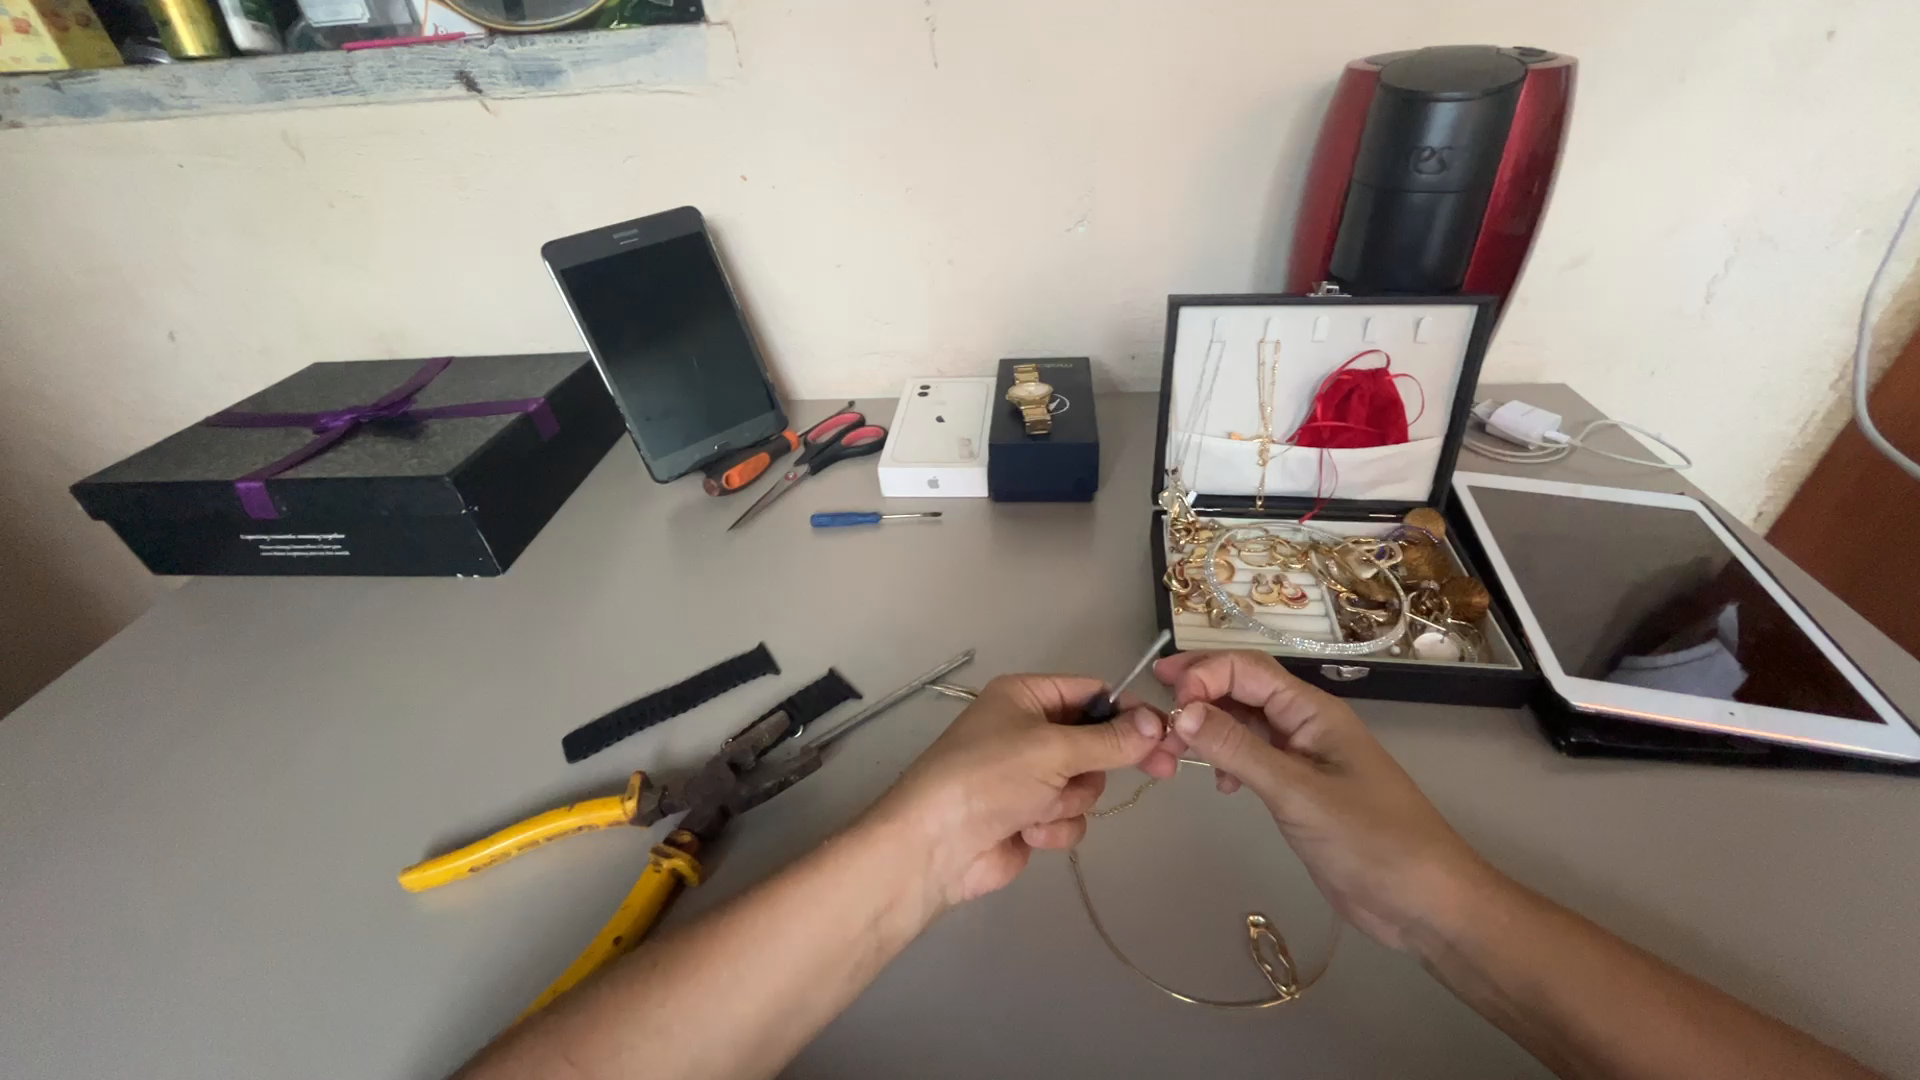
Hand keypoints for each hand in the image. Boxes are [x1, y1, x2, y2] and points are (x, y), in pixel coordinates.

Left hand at [867, 674, 1164, 907]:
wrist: (935, 845)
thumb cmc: (988, 777)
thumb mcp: (1052, 749)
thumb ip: (1110, 739)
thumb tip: (1157, 723)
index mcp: (1025, 696)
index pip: (1091, 693)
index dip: (1129, 713)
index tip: (1168, 733)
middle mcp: (1028, 730)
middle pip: (1095, 740)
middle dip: (1104, 762)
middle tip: (1161, 770)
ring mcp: (1028, 775)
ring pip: (1085, 782)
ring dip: (1068, 799)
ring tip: (1036, 805)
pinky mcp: (1029, 815)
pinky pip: (1068, 815)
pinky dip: (1054, 825)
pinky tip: (1027, 830)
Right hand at [1144, 650, 1495, 950]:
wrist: (1427, 904)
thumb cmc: (1371, 840)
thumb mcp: (1296, 792)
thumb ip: (1237, 748)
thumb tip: (1181, 711)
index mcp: (1311, 710)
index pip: (1246, 669)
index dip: (1202, 674)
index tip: (1166, 701)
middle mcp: (1304, 722)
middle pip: (1241, 688)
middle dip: (1196, 694)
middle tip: (1154, 713)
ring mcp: (1302, 754)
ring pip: (1243, 722)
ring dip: (1207, 728)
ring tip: (1175, 752)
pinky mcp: (1298, 785)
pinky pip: (1251, 754)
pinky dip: (1225, 759)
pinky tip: (1220, 784)